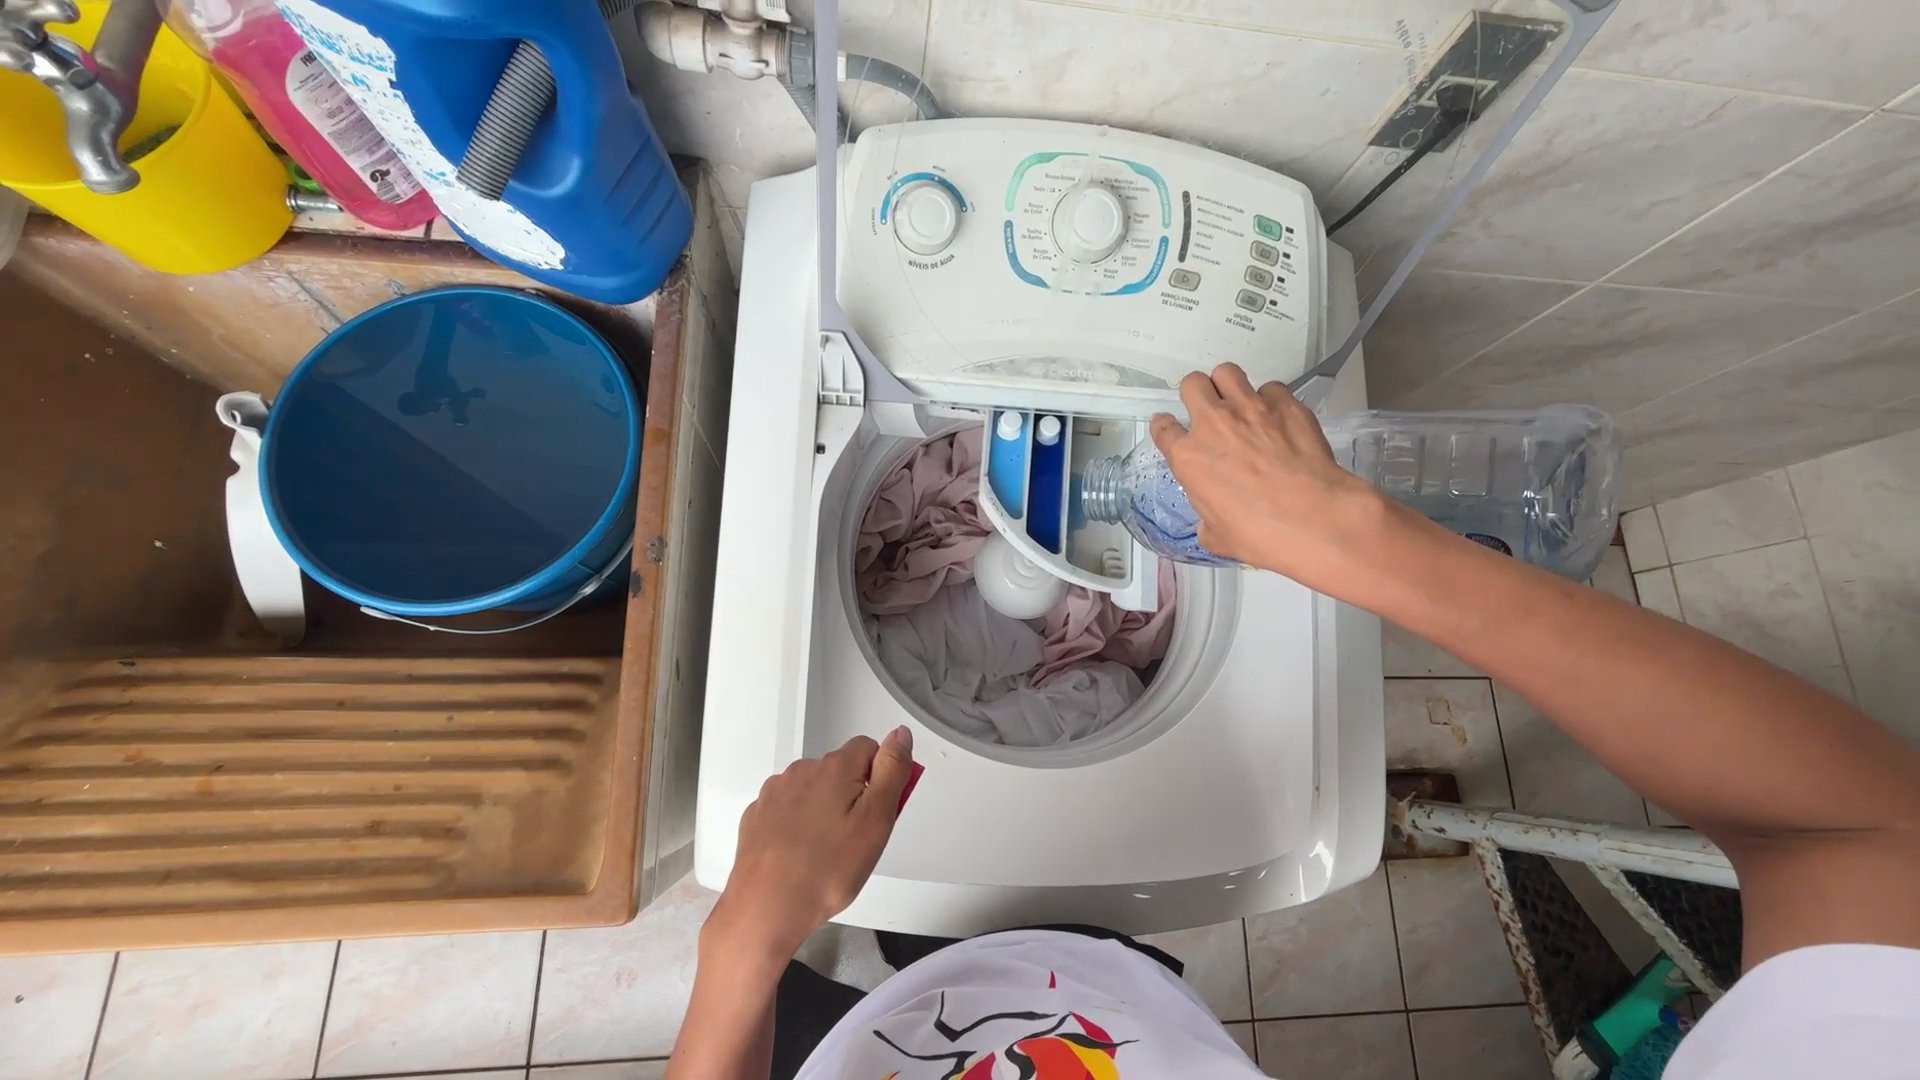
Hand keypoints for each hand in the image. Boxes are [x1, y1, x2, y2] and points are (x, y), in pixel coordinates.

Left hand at [706, 727, 915, 962]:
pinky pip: (788, 808)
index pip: (869, 748)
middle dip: (854, 795)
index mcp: (834, 767)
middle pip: (840, 769)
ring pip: (813, 789)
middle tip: (857, 839)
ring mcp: (775, 793)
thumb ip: (892, 771)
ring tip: (827, 851)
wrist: (765, 909)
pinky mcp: (757, 816)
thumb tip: (901, 733)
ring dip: (825, 808)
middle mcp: (802, 770)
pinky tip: (800, 854)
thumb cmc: (827, 869)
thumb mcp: (876, 821)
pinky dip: (798, 824)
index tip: (879, 812)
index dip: (881, 777)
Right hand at [1150, 363, 1385, 584]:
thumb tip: (1213, 521)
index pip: (1163, 427)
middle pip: (1192, 384)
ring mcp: (1250, 408)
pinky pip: (1272, 388)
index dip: (1166, 428)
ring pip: (1227, 372)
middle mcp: (1214, 424)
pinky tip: (1278, 419)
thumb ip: (1207, 518)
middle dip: (1197, 394)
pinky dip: (1271, 400)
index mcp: (1188, 456)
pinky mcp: (1286, 404)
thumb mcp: (1216, 535)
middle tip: (1209, 410)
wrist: (1311, 517)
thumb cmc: (1258, 532)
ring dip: (1228, 386)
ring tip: (1240, 403)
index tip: (1173, 431)